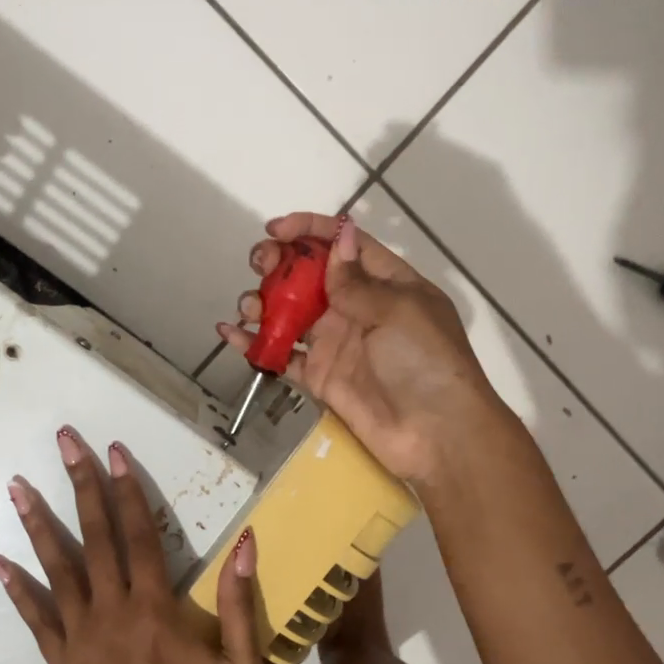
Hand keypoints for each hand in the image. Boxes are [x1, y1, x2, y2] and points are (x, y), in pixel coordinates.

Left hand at [0, 427, 262, 663]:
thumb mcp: (242, 661)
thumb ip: (240, 601)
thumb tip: (246, 541)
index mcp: (156, 608)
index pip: (139, 534)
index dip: (128, 490)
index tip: (114, 452)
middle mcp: (113, 612)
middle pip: (94, 536)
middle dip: (79, 484)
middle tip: (63, 441)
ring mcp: (80, 636)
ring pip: (56, 569)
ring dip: (38, 524)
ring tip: (17, 484)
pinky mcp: (61, 660)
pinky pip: (35, 618)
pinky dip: (16, 589)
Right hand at [219, 212, 512, 483]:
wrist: (434, 433)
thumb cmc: (425, 362)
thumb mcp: (397, 310)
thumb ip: (357, 281)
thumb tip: (338, 238)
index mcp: (385, 283)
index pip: (343, 245)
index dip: (310, 231)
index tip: (275, 230)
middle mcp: (357, 308)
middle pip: (310, 276)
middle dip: (280, 265)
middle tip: (258, 264)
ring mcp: (336, 344)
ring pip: (290, 313)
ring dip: (264, 302)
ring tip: (248, 306)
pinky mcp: (319, 378)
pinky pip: (281, 356)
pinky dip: (254, 345)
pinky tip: (229, 333)